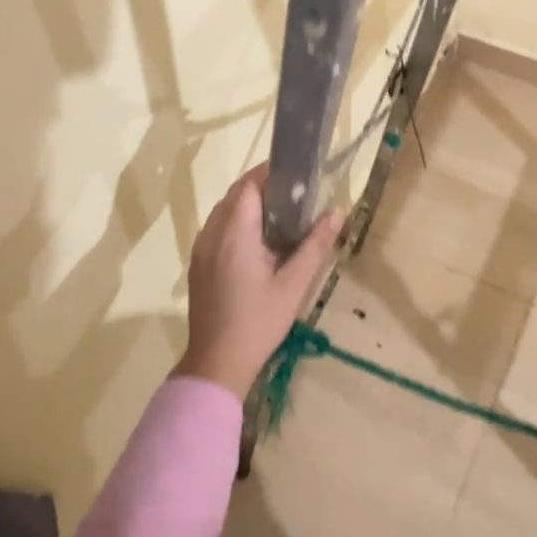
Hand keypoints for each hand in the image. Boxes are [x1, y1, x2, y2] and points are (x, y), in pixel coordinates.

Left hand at [173, 163, 342, 396]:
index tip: (296, 174)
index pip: (248, 186)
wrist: (217, 362)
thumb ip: (315, 245)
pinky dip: (237, 223)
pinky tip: (260, 243)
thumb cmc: (258, 322)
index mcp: (234, 234)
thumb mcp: (294, 285)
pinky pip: (217, 229)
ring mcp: (201, 250)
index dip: (270, 174)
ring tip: (282, 217)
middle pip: (234, 195)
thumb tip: (337, 212)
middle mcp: (212, 234)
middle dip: (262, 188)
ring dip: (249, 206)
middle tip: (296, 196)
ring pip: (224, 212)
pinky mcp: (199, 264)